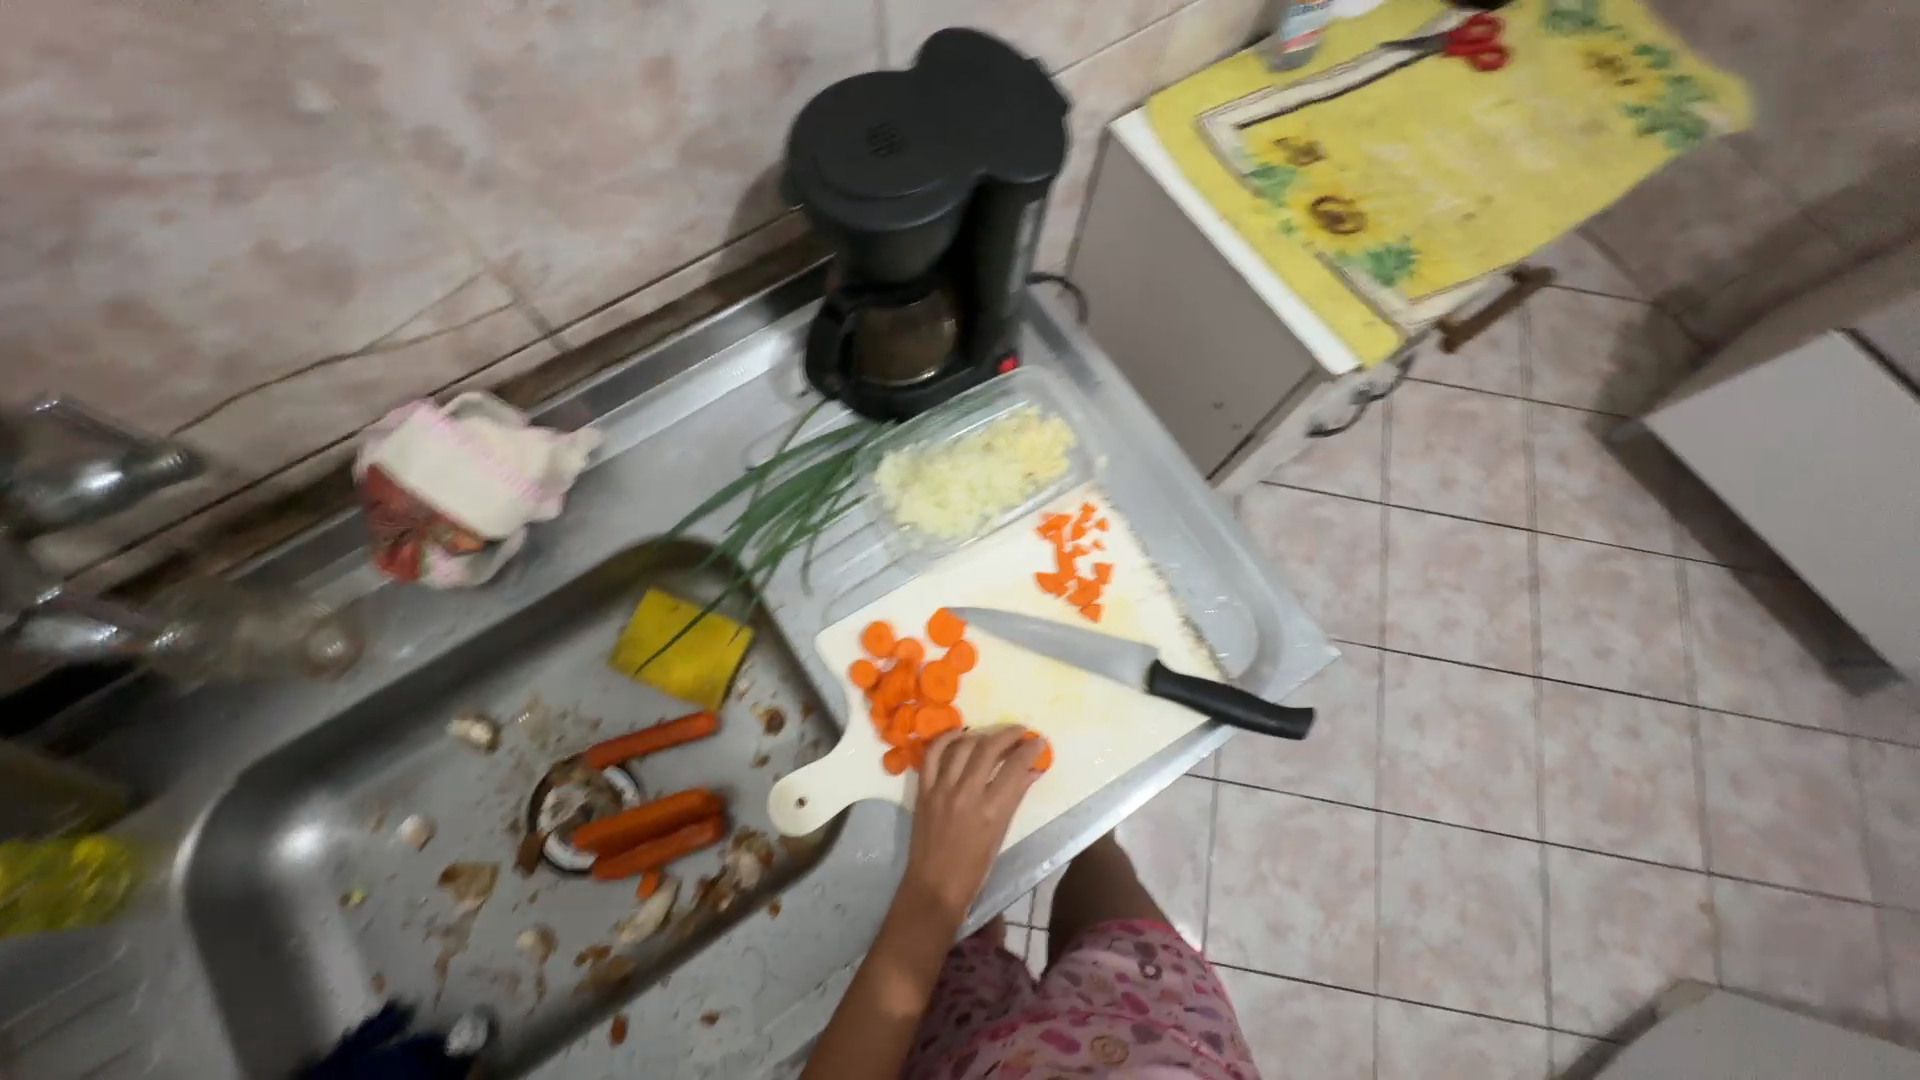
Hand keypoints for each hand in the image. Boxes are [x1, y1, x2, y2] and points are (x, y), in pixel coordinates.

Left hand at [901, 726, 1044, 922]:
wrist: (934, 885)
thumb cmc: (974, 868)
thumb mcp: (1001, 834)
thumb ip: (1014, 798)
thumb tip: (1031, 771)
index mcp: (991, 810)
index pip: (1014, 767)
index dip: (1029, 749)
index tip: (1039, 741)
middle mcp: (966, 793)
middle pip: (988, 749)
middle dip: (1009, 735)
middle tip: (1021, 731)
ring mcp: (941, 789)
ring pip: (963, 747)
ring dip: (981, 734)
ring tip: (993, 734)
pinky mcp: (923, 790)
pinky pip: (932, 755)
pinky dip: (946, 740)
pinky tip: (959, 735)